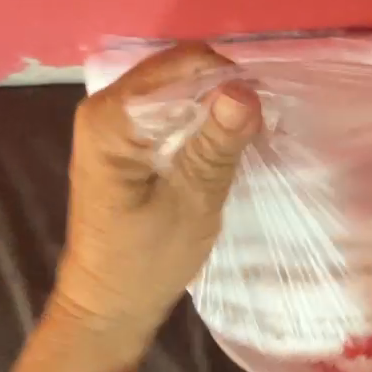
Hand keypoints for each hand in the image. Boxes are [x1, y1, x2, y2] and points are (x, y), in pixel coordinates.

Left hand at [52, 43, 260, 350]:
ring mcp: (112, 126)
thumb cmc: (146, 262)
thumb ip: (215, 145)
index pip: (181, 66)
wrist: (109, 304)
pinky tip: (221, 151)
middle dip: (223, 94)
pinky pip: (167, 117)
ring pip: (175, 94)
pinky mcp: (123, 146)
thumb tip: (246, 91)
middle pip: (176, 74)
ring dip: (214, 111)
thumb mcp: (191, 203)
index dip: (228, 80)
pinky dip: (198, 127)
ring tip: (249, 139)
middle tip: (263, 128)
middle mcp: (105, 108)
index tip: (266, 113)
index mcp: (113, 117)